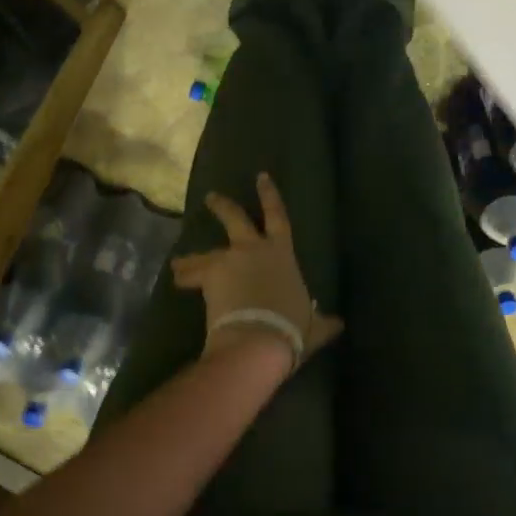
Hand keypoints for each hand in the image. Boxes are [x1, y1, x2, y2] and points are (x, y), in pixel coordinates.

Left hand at [170, 172, 341, 366]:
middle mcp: (254, 248)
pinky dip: (185, 277)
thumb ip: (323, 322)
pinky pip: (192, 274)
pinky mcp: (209, 276)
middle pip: (235, 218)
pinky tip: (177, 280)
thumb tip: (338, 324)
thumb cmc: (290, 327)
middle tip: (210, 197)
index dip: (270, 195)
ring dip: (191, 256)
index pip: (278, 216)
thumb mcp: (312, 326)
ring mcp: (230, 260)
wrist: (258, 338)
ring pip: (206, 251)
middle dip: (222, 206)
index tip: (261, 177)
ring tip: (178, 261)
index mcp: (282, 253)